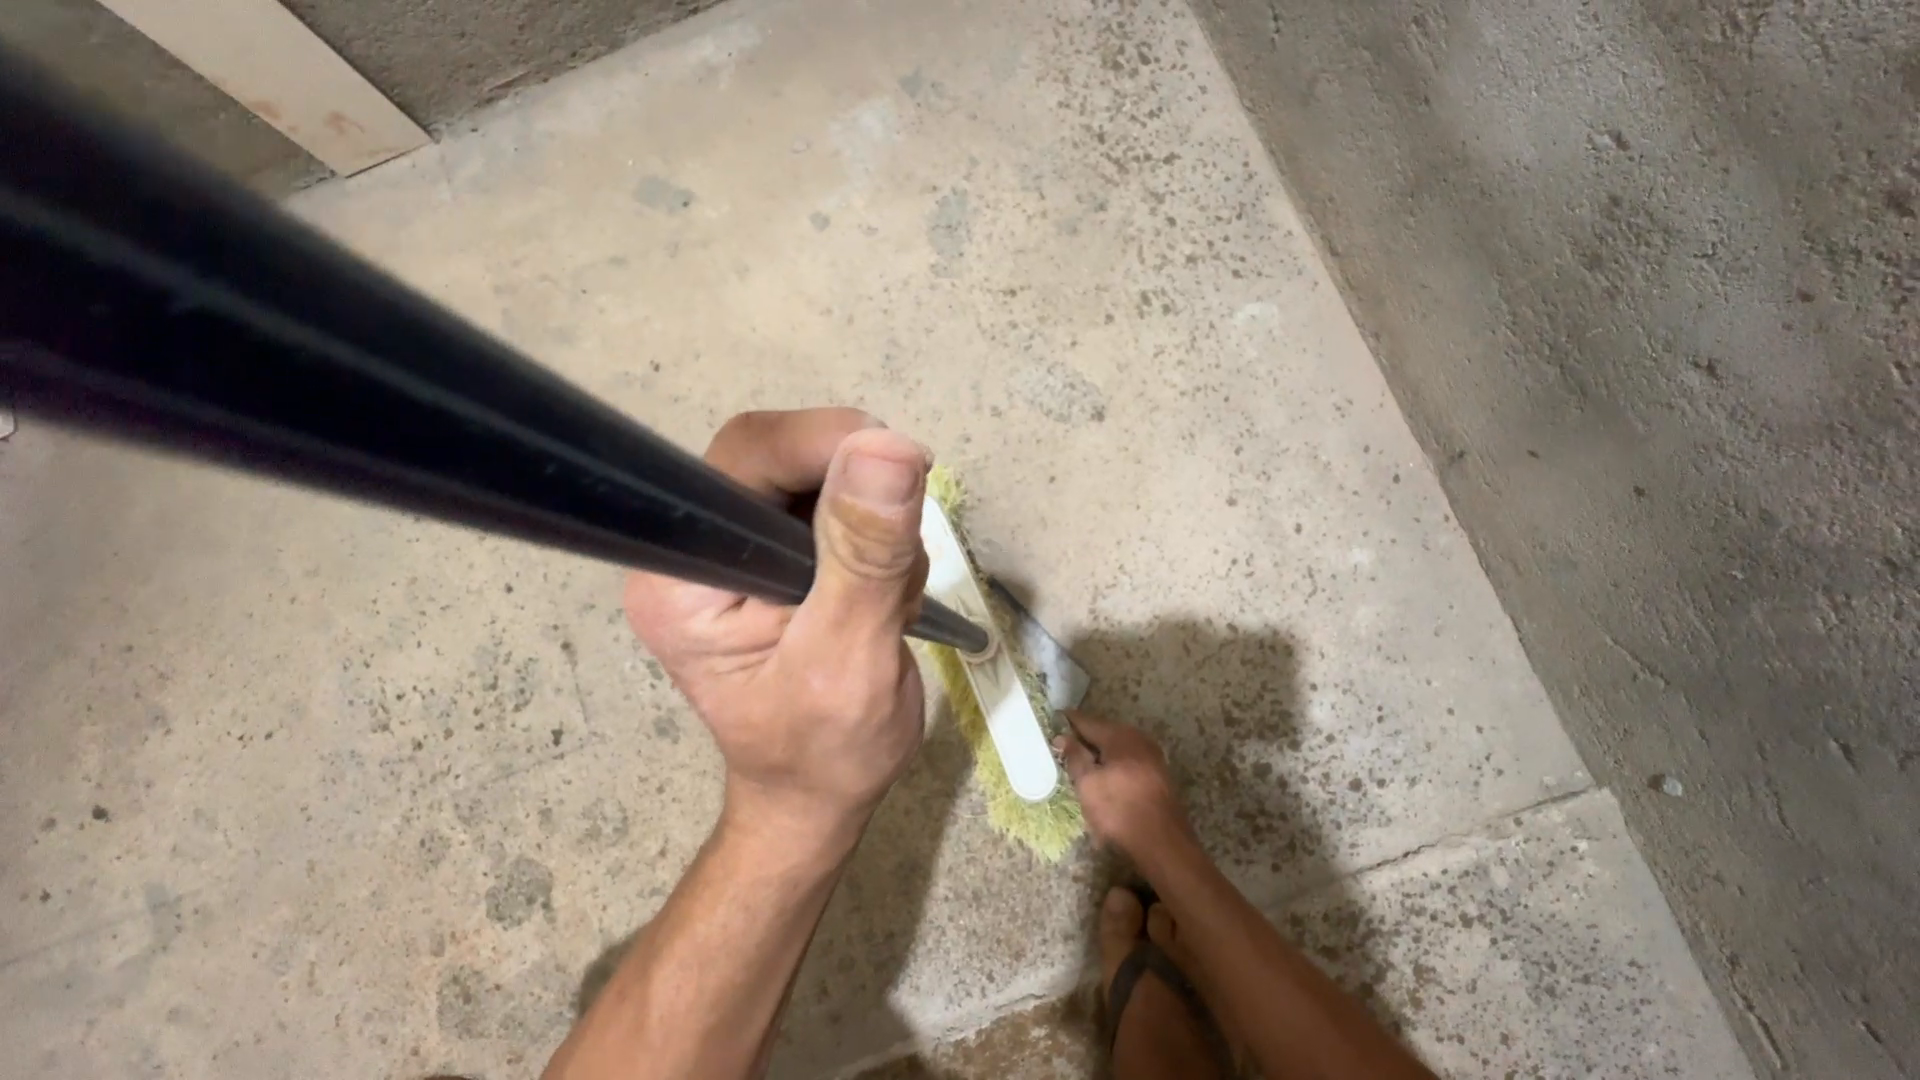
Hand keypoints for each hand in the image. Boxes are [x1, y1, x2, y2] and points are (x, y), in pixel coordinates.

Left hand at [624, 408, 931, 838]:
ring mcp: (738, 551)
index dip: (818, 445)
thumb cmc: (826, 753)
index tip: (899, 465)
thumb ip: (865, 558)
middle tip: (900, 560)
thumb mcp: (851, 660)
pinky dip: (878, 542)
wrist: (819, 796)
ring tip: (888, 604)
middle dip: (857, 501)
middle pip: (781, 459)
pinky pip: (837, 510)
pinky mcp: (775, 558)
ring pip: (819, 480)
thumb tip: (888, 447)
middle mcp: (697, 550)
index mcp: (683, 576)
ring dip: (875, 528)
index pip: (743, 461)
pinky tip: (882, 600)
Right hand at [1055, 711, 1196, 861]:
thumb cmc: (1119, 810)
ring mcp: (1153, 757)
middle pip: (1105, 732)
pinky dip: (1114, 764)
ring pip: (1118, 747)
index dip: (1068, 721)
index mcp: (1120, 736)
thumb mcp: (1087, 783)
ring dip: (1100, 753)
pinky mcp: (1158, 775)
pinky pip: (1129, 760)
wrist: (1163, 844)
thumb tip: (1063, 736)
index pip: (1087, 721)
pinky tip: (1105, 777)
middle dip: (1085, 737)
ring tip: (1081, 763)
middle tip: (1063, 746)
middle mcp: (1139, 739)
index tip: (1052, 722)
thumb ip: (1075, 756)